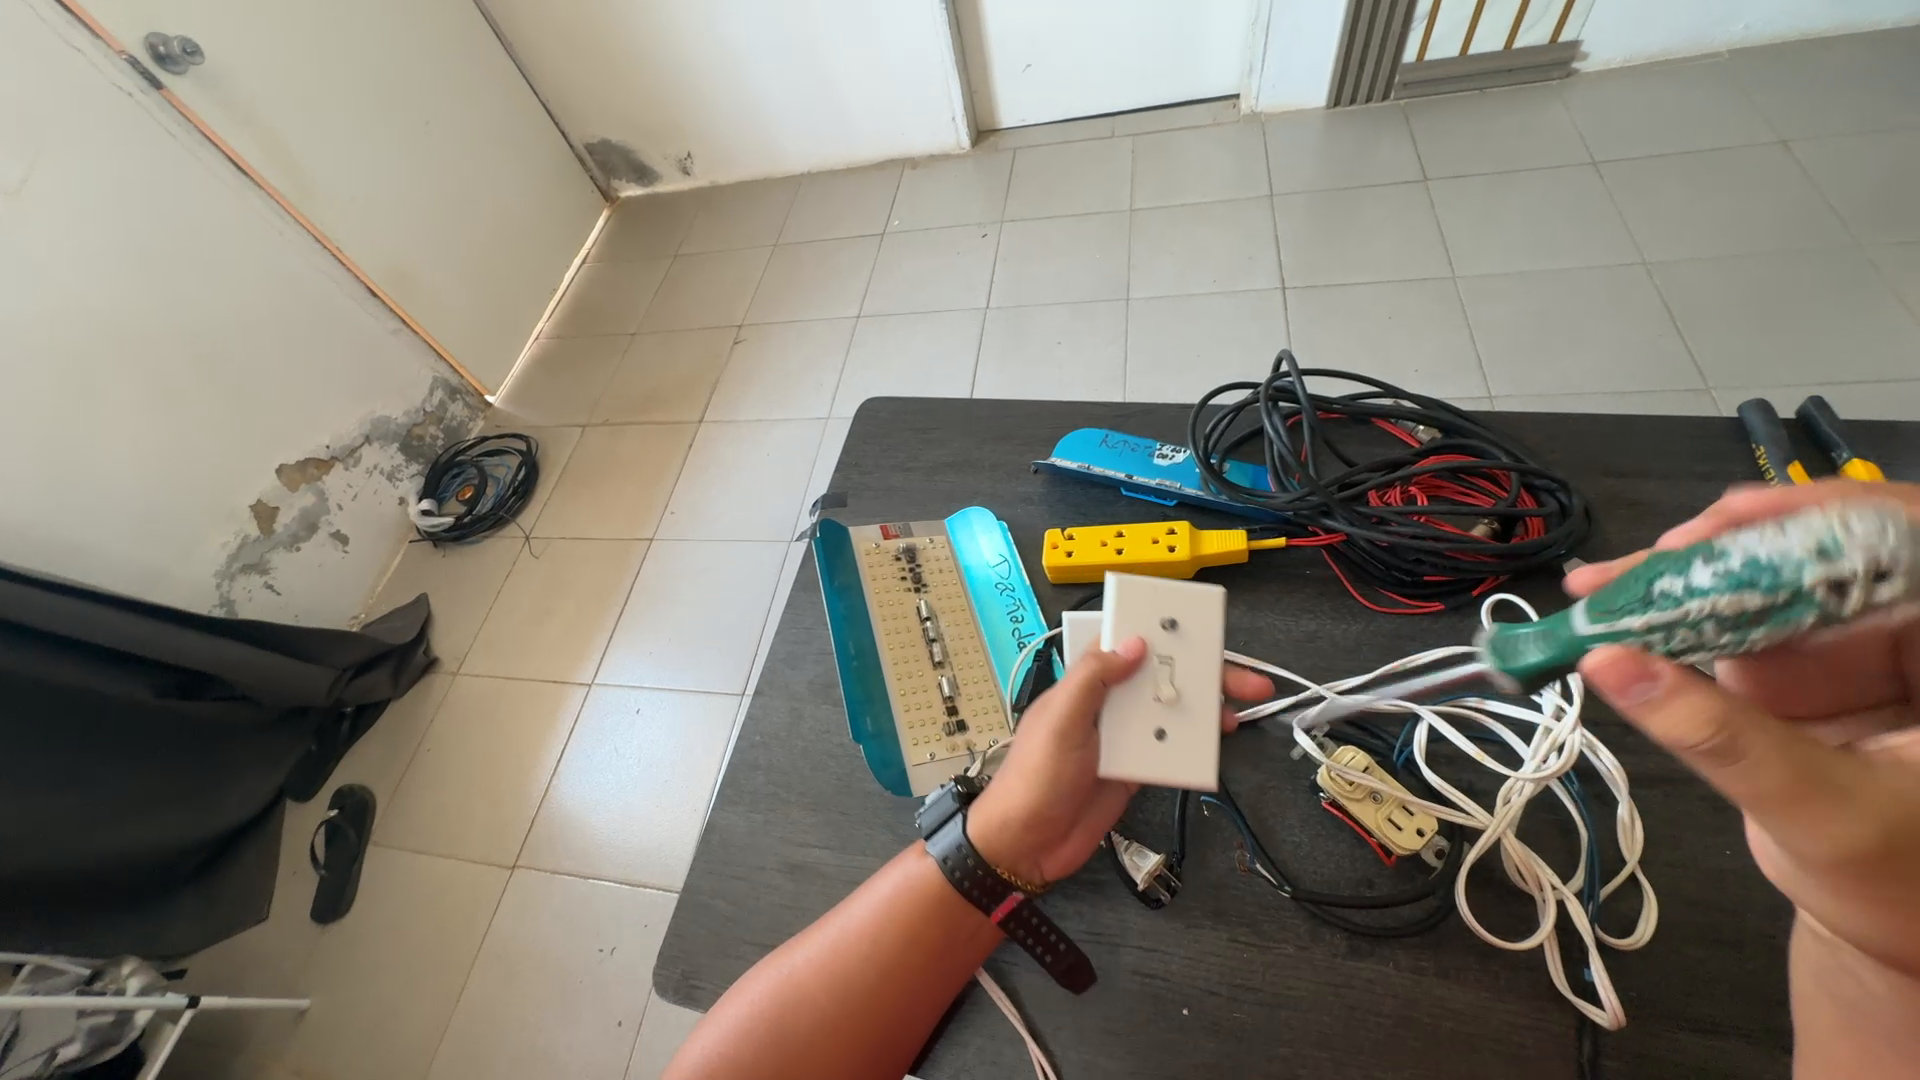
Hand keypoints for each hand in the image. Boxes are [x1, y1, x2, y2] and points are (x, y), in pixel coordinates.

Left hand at [966, 638, 1273, 887]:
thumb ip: (1093, 678)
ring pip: (1170, 713)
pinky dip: (1194, 746)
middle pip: (1160, 678)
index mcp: (1083, 682)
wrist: (1027, 844)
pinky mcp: (1135, 770)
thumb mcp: (1060, 719)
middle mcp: (1106, 704)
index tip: (1202, 631)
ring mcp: (1122, 738)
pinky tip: (1216, 744)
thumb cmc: (1035, 776)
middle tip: (1248, 683)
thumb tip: (1135, 642)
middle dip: (1202, 674)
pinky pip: (1170, 751)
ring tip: (1240, 711)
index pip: (1125, 643)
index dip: (1161, 633)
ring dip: (1205, 710)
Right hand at [1567, 481, 1919, 988]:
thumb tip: (1604, 662)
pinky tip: (1610, 613)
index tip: (1725, 525)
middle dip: (1726, 551)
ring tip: (1596, 587)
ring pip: (1765, 583)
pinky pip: (1730, 621)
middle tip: (1642, 565)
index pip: (1913, 545)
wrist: (1897, 925)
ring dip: (1678, 581)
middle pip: (1827, 557)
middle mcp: (1915, 632)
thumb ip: (1718, 737)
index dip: (1826, 518)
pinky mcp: (1798, 661)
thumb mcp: (1821, 813)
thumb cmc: (1904, 886)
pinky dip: (1668, 617)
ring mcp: (1855, 645)